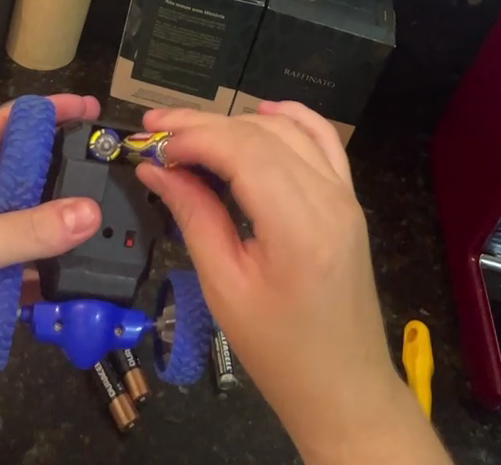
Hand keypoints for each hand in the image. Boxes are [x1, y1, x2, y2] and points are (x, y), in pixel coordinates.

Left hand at [0, 93, 104, 420]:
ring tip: (114, 223)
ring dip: (66, 230)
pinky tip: (88, 277)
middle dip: (67, 171)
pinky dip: (57, 278)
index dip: (44, 112)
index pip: (6, 129)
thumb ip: (27, 230)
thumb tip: (92, 211)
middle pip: (28, 180)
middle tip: (112, 169)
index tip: (88, 107)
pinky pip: (33, 278)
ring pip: (35, 232)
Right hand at [137, 100, 444, 463]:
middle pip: (261, 134)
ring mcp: (345, 195)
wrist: (344, 387)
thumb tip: (156, 168)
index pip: (243, 151)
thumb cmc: (278, 352)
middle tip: (154, 127)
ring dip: (236, 122)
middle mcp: (329, 198)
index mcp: (298, 227)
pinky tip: (260, 112)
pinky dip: (291, 119)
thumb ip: (194, 217)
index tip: (151, 142)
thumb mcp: (224, 289)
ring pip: (288, 130)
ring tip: (189, 131)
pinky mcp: (348, 198)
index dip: (193, 136)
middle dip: (204, 125)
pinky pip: (324, 140)